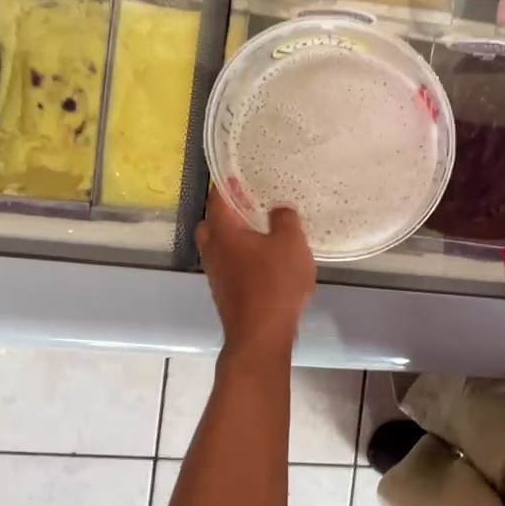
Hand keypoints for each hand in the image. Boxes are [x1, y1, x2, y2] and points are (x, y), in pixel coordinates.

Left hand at [196, 192, 314, 357]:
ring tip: (260, 231)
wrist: (260, 333)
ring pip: (220, 244)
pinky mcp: (224, 290)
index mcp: (223, 230)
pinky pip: (229, 262)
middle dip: (228, 211)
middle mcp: (212, 248)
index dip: (227, 182)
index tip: (239, 172)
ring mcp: (216, 272)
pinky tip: (263, 260)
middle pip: (212, 222)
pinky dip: (241, 255)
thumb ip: (286, 220)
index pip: (218, 197)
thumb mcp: (291, 244)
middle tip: (250, 203)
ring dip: (235, 235)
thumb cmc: (275, 283)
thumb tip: (279, 209)